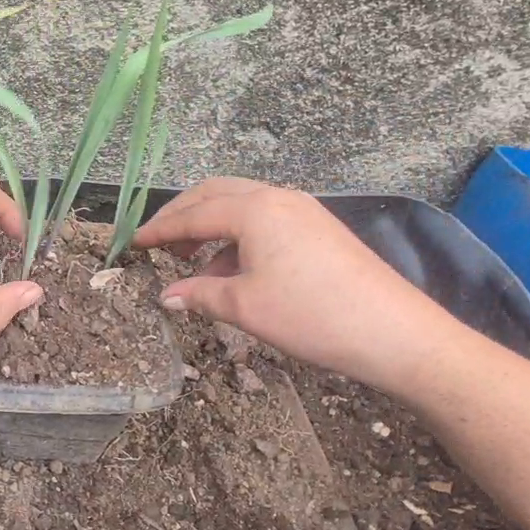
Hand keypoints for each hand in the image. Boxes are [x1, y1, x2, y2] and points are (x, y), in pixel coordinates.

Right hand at [132, 179, 461, 391]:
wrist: (397, 334)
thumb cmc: (312, 315)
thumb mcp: (245, 307)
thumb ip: (199, 296)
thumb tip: (166, 297)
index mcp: (254, 209)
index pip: (193, 214)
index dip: (158, 229)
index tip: (132, 242)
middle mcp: (277, 198)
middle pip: (215, 194)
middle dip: (182, 216)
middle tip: (158, 242)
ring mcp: (303, 211)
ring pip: (241, 206)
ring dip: (211, 228)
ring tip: (191, 263)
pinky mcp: (319, 229)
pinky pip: (265, 222)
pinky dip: (238, 239)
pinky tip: (231, 272)